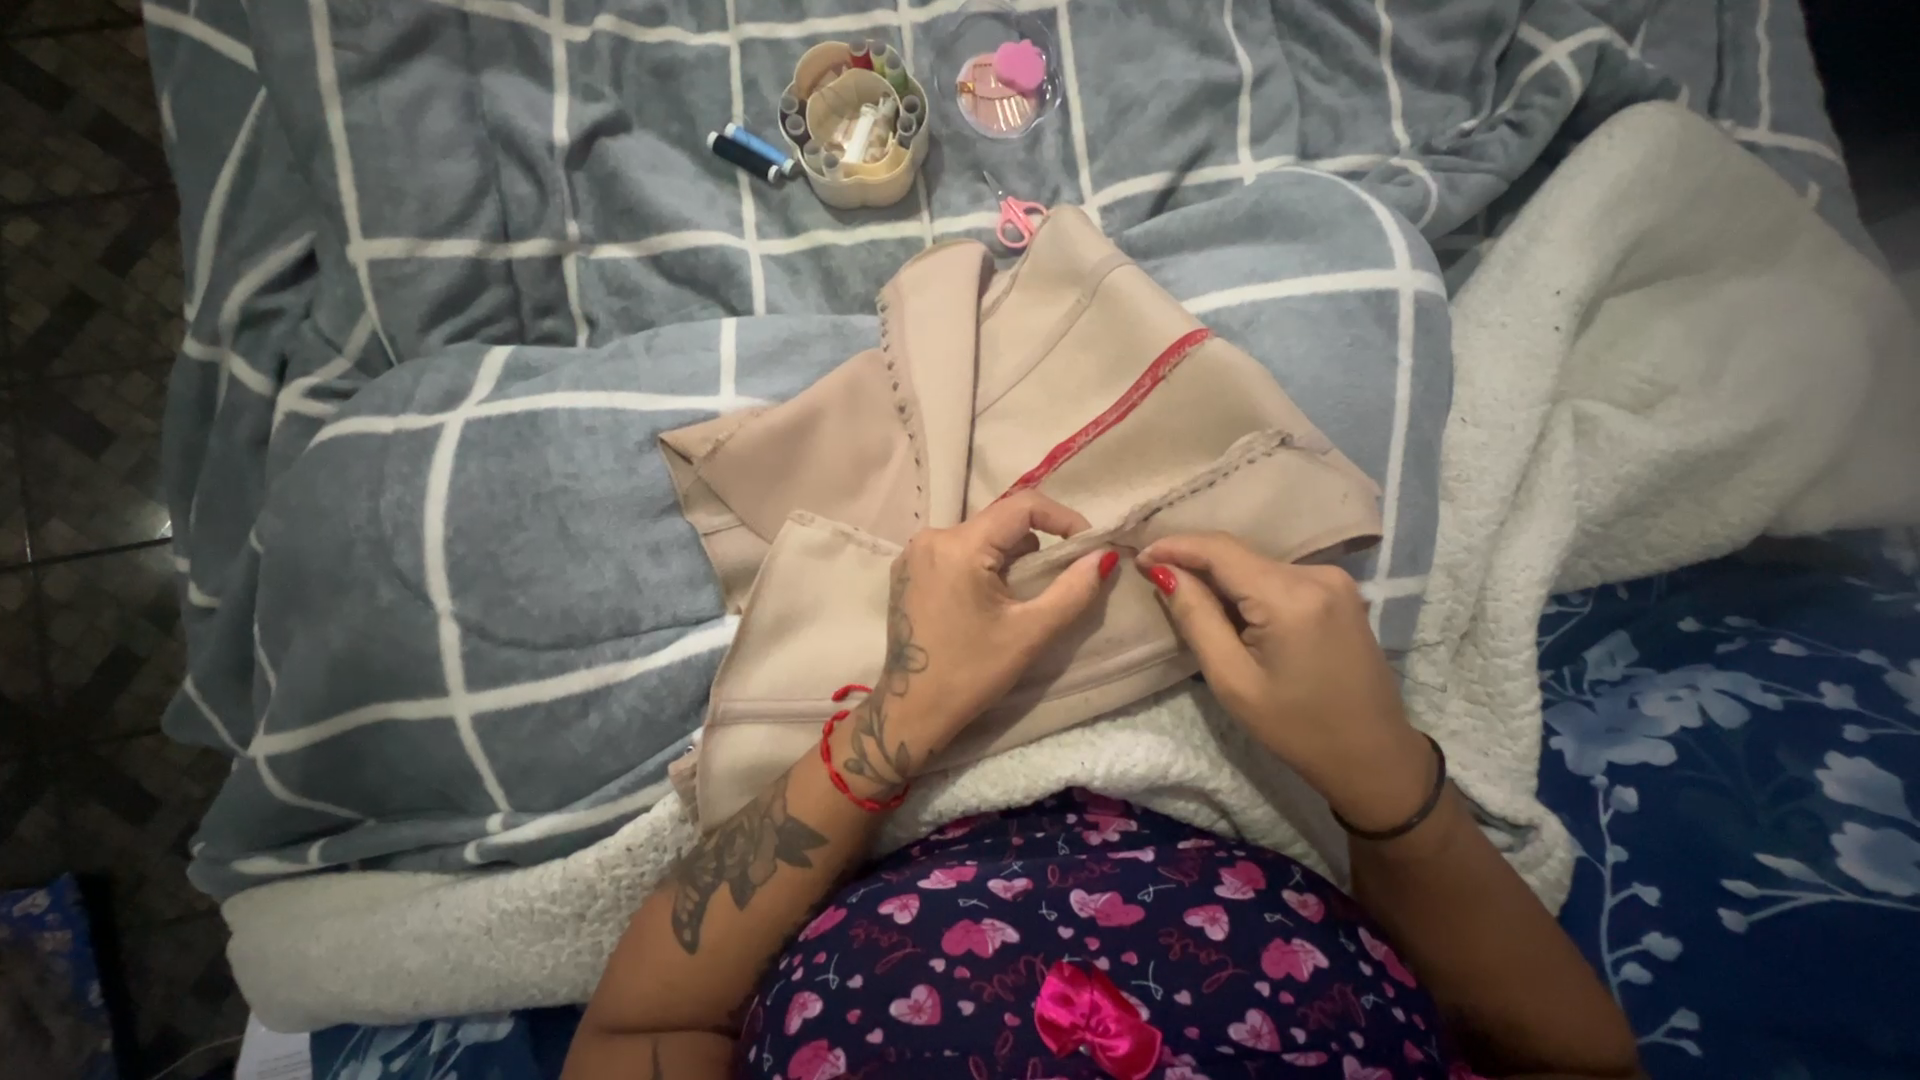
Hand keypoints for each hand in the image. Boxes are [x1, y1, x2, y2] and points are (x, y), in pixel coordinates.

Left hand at [835, 492, 1116, 795]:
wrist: (913, 709)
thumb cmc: (972, 672)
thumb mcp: (1031, 632)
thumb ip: (1074, 589)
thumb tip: (1105, 555)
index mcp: (959, 545)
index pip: (1023, 506)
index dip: (1064, 518)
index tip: (1088, 545)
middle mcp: (931, 537)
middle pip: (1000, 521)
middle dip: (1037, 543)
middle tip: (1059, 577)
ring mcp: (914, 554)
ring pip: (980, 535)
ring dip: (1009, 556)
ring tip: (1022, 596)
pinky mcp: (908, 571)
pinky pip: (957, 551)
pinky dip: (982, 564)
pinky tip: (989, 600)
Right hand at [1137, 533, 1435, 832]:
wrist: (1372, 755)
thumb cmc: (1296, 728)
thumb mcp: (1232, 679)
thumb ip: (1196, 617)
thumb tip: (1164, 571)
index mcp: (1290, 596)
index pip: (1220, 549)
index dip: (1175, 546)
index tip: (1137, 558)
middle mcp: (1317, 574)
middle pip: (1239, 554)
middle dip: (1194, 561)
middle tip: (1153, 577)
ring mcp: (1334, 580)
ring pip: (1257, 564)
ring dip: (1220, 576)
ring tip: (1186, 596)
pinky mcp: (1340, 591)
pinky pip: (1279, 576)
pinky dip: (1247, 586)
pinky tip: (1230, 609)